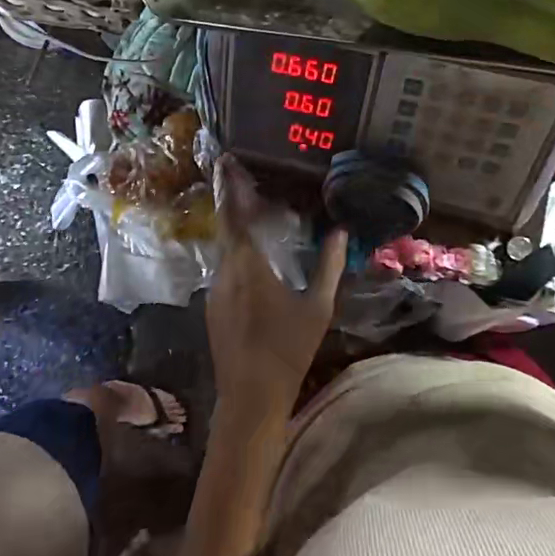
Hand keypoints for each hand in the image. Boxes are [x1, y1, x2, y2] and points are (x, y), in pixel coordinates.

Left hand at [205, 159, 347, 421]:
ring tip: (255, 213)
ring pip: (224, 248)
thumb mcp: (318, 307)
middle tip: (246, 177)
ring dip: (237, 229)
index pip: (234, 214)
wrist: (250, 396)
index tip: (227, 159)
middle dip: (234, 200)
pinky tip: (254, 260)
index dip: (231, 185)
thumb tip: (341, 232)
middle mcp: (224, 271)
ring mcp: (214, 290)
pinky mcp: (213, 307)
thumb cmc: (288, 349)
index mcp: (248, 265)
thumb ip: (330, 266)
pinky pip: (224, 268)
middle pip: (226, 226)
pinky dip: (236, 254)